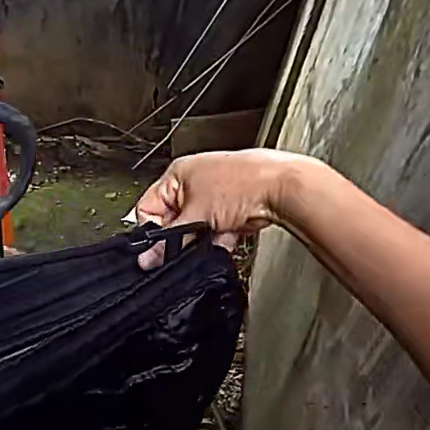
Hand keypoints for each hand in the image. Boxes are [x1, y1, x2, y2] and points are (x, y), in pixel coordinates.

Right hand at [127, 148, 327, 266]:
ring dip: (200, 238)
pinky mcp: (227, 209)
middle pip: (171, 221)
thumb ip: (168, 241)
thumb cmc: (245, 184)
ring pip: (192, 229)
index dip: (152, 230)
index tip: (158, 248)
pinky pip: (211, 231)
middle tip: (188, 241)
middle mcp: (192, 181)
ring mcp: (211, 195)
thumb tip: (148, 256)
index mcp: (177, 173)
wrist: (282, 188)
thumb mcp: (196, 216)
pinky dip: (217, 237)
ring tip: (213, 233)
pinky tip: (227, 234)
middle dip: (181, 235)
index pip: (148, 208)